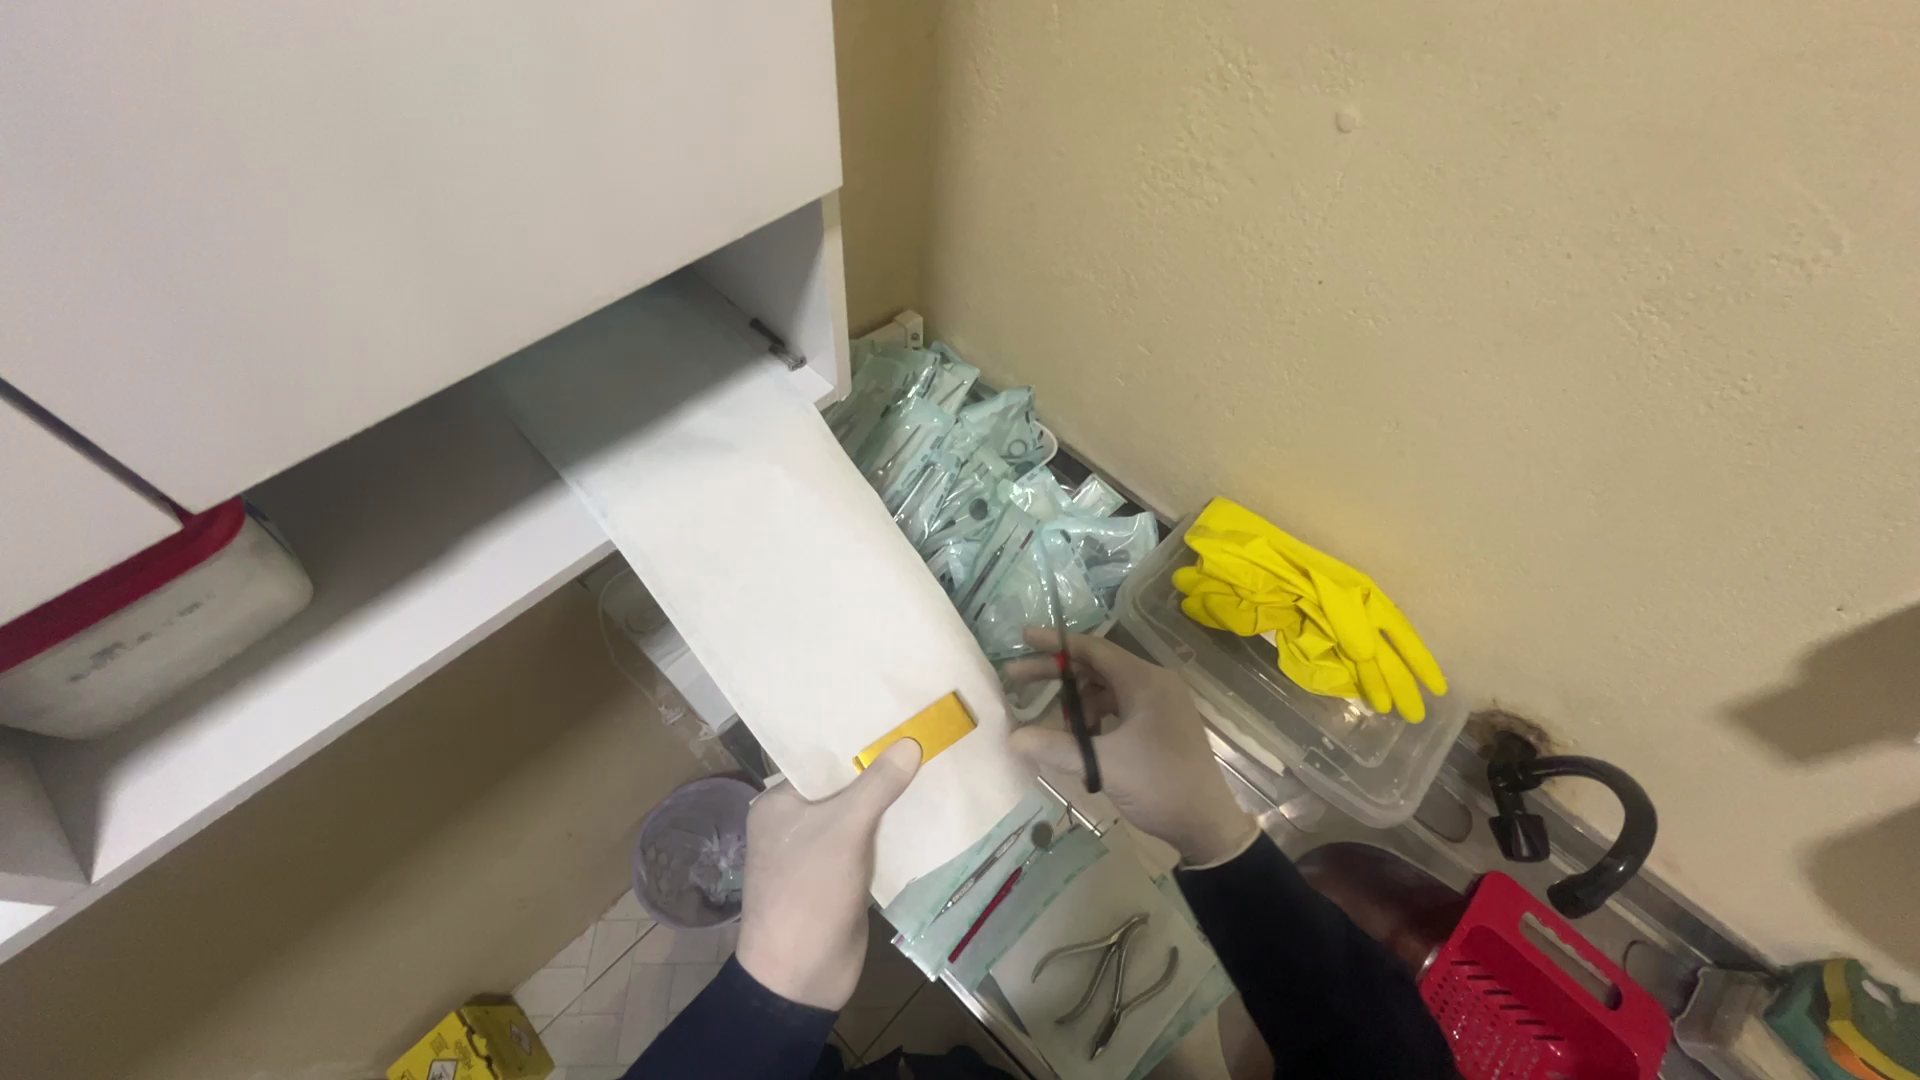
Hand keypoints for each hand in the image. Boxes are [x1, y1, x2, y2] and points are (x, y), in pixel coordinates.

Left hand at [735, 739, 921, 1009]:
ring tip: (928, 762)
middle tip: (920, 734)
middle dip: (878, 767)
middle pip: (842, 784)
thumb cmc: (808, 894)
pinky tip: (922, 809)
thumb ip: (877, 785)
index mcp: (779, 803)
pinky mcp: (839, 875)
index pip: (820, 759)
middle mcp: (794, 822)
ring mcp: (817, 850)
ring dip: (888, 798)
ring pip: (858, 812)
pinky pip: (868, 839)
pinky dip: (890, 828)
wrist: (801, 978)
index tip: (894, 717)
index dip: (856, 740)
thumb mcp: (844, 831)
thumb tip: (911, 743)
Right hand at [1003, 629, 1257, 865]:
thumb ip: (1056, 748)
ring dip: (1077, 704)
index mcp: (1145, 681)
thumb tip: (1012, 738)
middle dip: (1057, 674)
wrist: (1207, 825)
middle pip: (1096, 667)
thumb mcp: (1104, 766)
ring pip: (1106, 690)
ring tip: (1058, 730)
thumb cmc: (1160, 785)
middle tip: (1016, 678)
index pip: (1093, 649)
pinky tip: (1084, 742)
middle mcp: (1154, 683)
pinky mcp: (1161, 723)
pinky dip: (1096, 718)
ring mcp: (1160, 703)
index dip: (1056, 643)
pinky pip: (1119, 707)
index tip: (1025, 638)